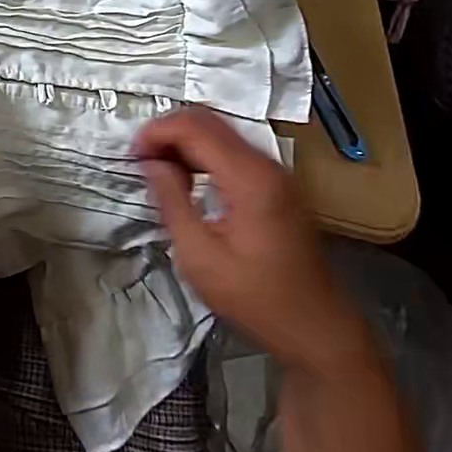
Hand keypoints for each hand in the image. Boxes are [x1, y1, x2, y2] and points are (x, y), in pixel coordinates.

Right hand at [136, 107, 375, 377]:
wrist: (318, 331)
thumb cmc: (255, 298)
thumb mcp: (198, 255)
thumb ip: (171, 200)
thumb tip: (152, 163)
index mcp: (249, 179)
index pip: (194, 128)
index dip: (156, 132)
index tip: (132, 156)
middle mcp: (267, 165)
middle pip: (208, 120)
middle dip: (167, 131)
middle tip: (141, 159)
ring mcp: (277, 174)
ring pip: (221, 131)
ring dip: (184, 140)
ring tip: (157, 167)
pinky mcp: (278, 186)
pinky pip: (233, 150)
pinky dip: (202, 152)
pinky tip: (186, 176)